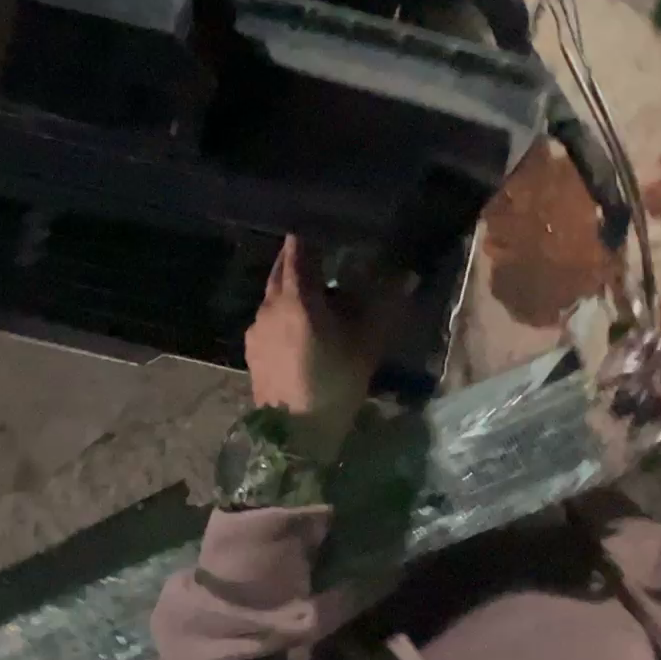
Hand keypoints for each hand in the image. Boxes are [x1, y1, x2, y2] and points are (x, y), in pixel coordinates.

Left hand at [244, 236, 404, 461]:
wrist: (294, 437)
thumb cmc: (334, 385)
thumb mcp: (368, 345)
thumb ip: (386, 307)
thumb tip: (408, 277)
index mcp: (296, 299)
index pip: (298, 251)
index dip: (307, 234)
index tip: (318, 222)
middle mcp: (269, 307)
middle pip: (281, 271)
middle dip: (299, 259)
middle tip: (322, 254)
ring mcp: (256, 329)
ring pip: (274, 296)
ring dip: (293, 289)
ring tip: (319, 298)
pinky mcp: (252, 350)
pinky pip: (270, 319)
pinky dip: (285, 313)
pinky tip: (304, 330)